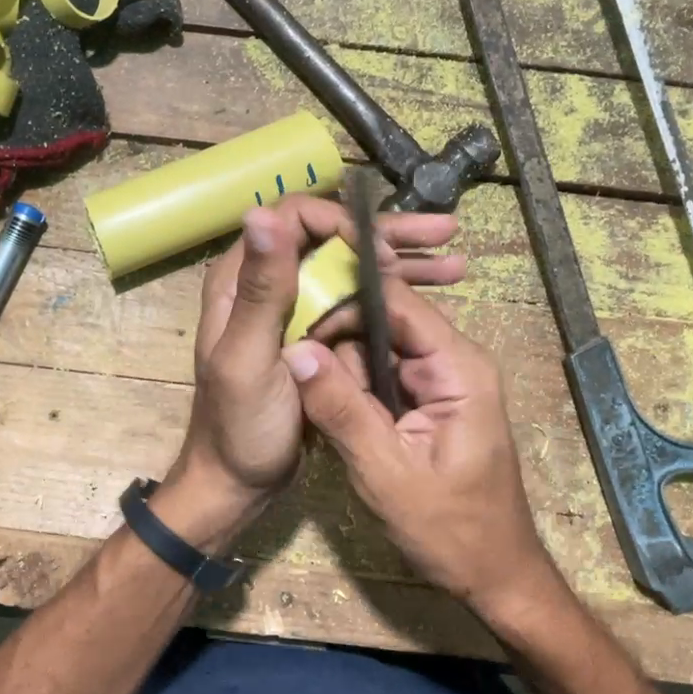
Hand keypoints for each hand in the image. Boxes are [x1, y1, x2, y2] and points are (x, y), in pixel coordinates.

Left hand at [163, 195, 464, 545]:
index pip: (293, 220)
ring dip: (401, 260)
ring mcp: (295, 307)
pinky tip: (440, 290)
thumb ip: (260, 289)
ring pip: (350, 266)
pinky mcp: (318, 332)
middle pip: (330, 236)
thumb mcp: (248, 359)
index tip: (381, 255)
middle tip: (442, 234)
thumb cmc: (238, 426)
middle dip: (387, 235)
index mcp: (240, 279)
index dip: (340, 226)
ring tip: (455, 259)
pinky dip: (396, 294)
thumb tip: (260, 212)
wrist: (237, 481)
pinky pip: (359, 299)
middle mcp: (268, 282)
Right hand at [281, 278, 567, 624]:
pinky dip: (352, 391)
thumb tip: (294, 349)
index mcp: (458, 367)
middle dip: (338, 347)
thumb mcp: (385, 472)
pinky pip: (379, 375)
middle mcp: (452, 361)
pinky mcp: (425, 400)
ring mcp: (439, 380)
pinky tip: (334, 415)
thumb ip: (340, 407)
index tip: (299, 334)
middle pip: (380, 322)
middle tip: (303, 383)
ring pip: (374, 349)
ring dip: (342, 374)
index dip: (343, 307)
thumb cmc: (450, 531)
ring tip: (318, 408)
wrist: (492, 577)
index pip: (394, 301)